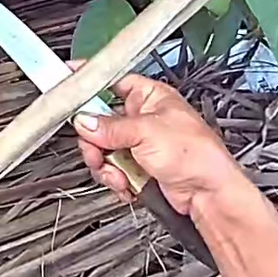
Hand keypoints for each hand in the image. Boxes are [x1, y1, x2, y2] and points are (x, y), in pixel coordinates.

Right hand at [71, 71, 241, 214]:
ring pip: (102, 147)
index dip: (90, 82)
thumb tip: (84, 120)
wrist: (209, 195)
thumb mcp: (147, 132)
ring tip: (117, 171)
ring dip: (105, 163)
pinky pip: (111, 168)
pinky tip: (126, 182)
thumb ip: (110, 127)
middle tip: (97, 148)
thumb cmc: (197, 154)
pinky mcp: (138, 167)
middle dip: (95, 140)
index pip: (112, 81)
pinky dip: (114, 178)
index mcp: (150, 97)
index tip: (67, 81)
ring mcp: (140, 143)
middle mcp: (143, 117)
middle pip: (100, 120)